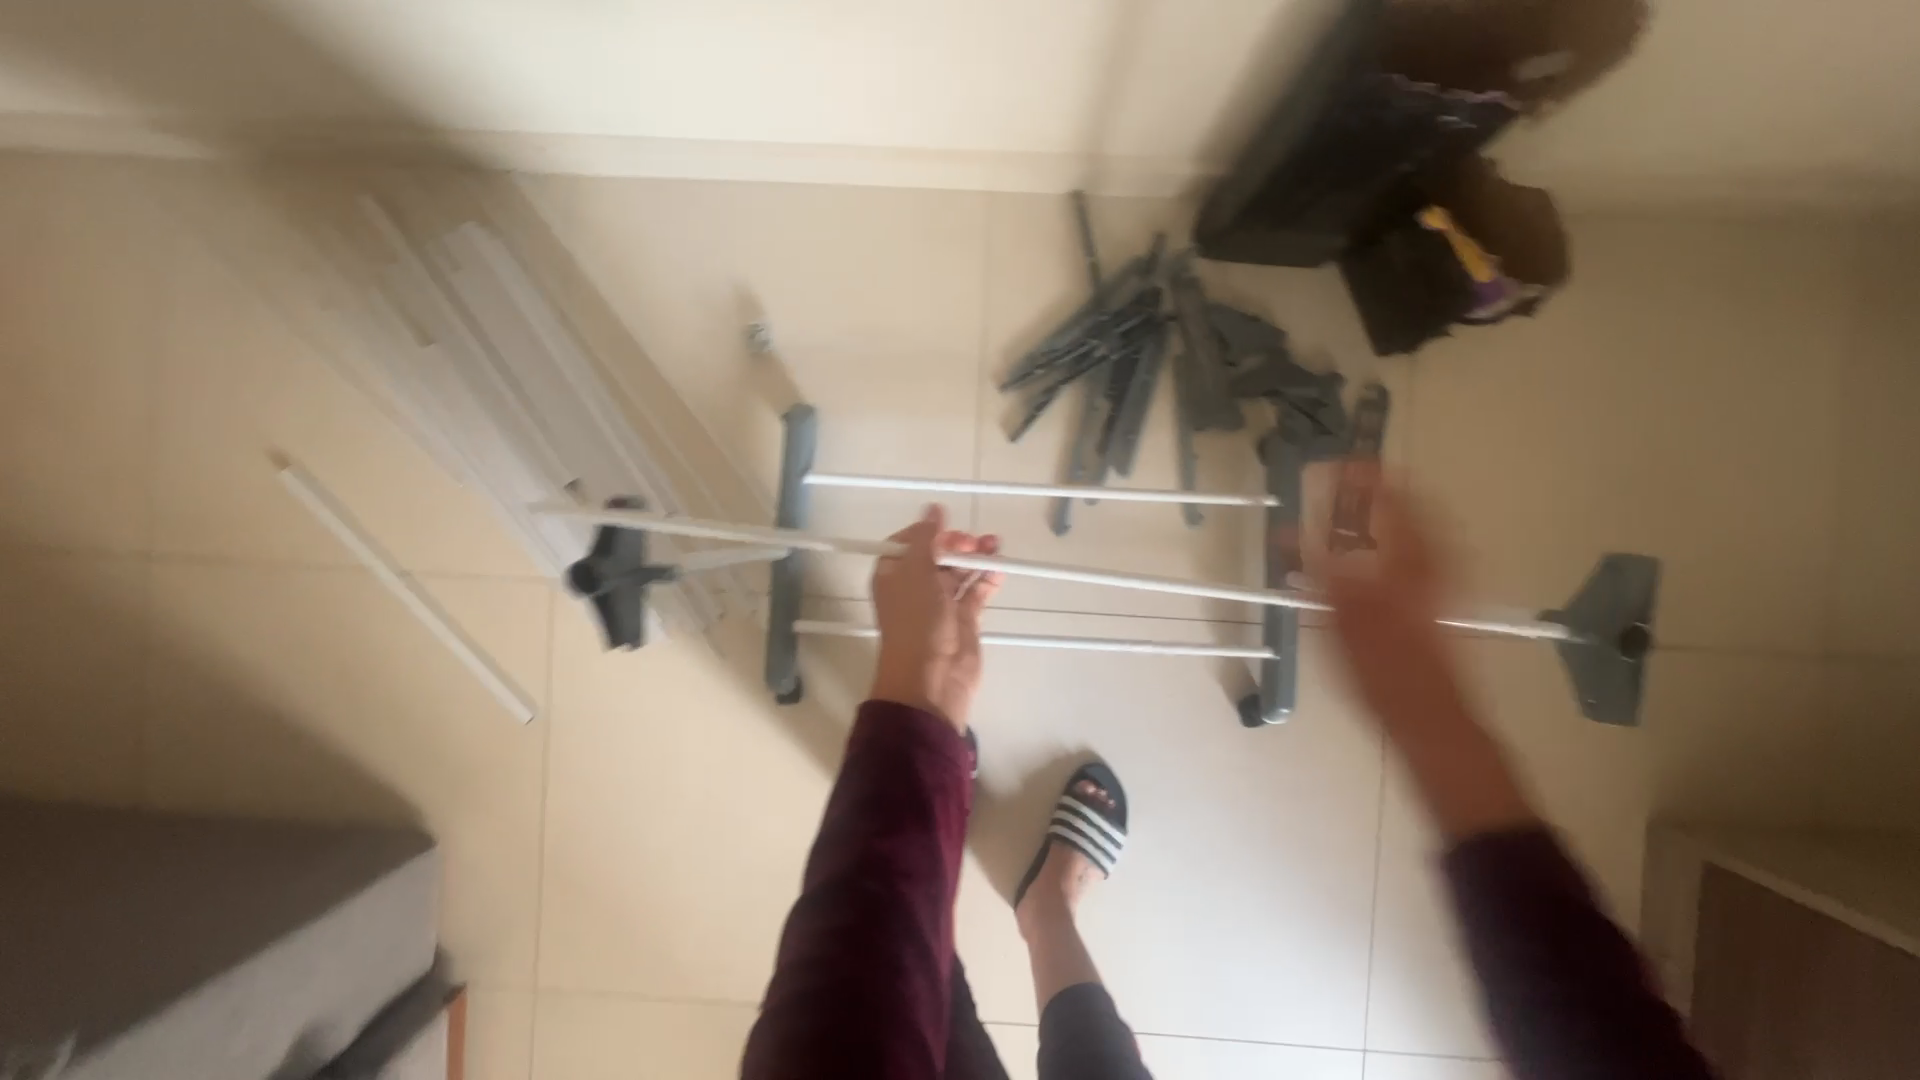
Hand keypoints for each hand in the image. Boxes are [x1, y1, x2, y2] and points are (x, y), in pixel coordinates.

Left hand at [869, 505, 1002, 731]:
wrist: (931, 678)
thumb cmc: (916, 622)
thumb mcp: (916, 572)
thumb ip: (926, 538)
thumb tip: (933, 508)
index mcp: (893, 574)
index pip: (908, 543)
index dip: (928, 532)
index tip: (947, 526)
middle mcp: (914, 586)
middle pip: (937, 555)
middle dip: (957, 543)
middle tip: (974, 542)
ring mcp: (940, 604)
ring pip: (959, 572)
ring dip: (976, 558)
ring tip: (995, 546)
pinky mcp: (963, 619)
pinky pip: (976, 592)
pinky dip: (987, 579)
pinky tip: (999, 568)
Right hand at [1319, 468, 1533, 839]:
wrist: (1431, 717)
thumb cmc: (1381, 672)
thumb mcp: (1338, 620)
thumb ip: (1316, 571)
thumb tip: (1288, 532)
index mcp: (1406, 564)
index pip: (1390, 504)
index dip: (1365, 478)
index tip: (1339, 465)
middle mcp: (1434, 565)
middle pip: (1420, 509)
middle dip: (1388, 488)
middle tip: (1359, 478)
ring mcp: (1447, 583)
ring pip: (1432, 529)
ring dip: (1404, 510)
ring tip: (1377, 503)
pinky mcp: (1448, 602)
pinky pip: (1437, 553)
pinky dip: (1416, 539)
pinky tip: (1399, 548)